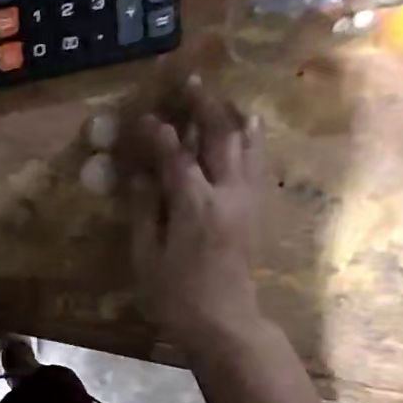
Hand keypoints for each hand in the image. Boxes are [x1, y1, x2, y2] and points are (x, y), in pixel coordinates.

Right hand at [123, 76, 271, 352]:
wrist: (225, 320)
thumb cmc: (175, 293)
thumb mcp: (146, 255)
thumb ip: (144, 210)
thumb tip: (141, 174)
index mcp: (195, 206)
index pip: (175, 156)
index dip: (159, 134)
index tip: (144, 116)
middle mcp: (229, 193)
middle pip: (220, 137)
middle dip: (204, 106)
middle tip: (190, 82)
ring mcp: (251, 199)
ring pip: (248, 144)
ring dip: (232, 115)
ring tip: (219, 96)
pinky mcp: (261, 209)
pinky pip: (261, 162)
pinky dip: (253, 139)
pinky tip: (247, 128)